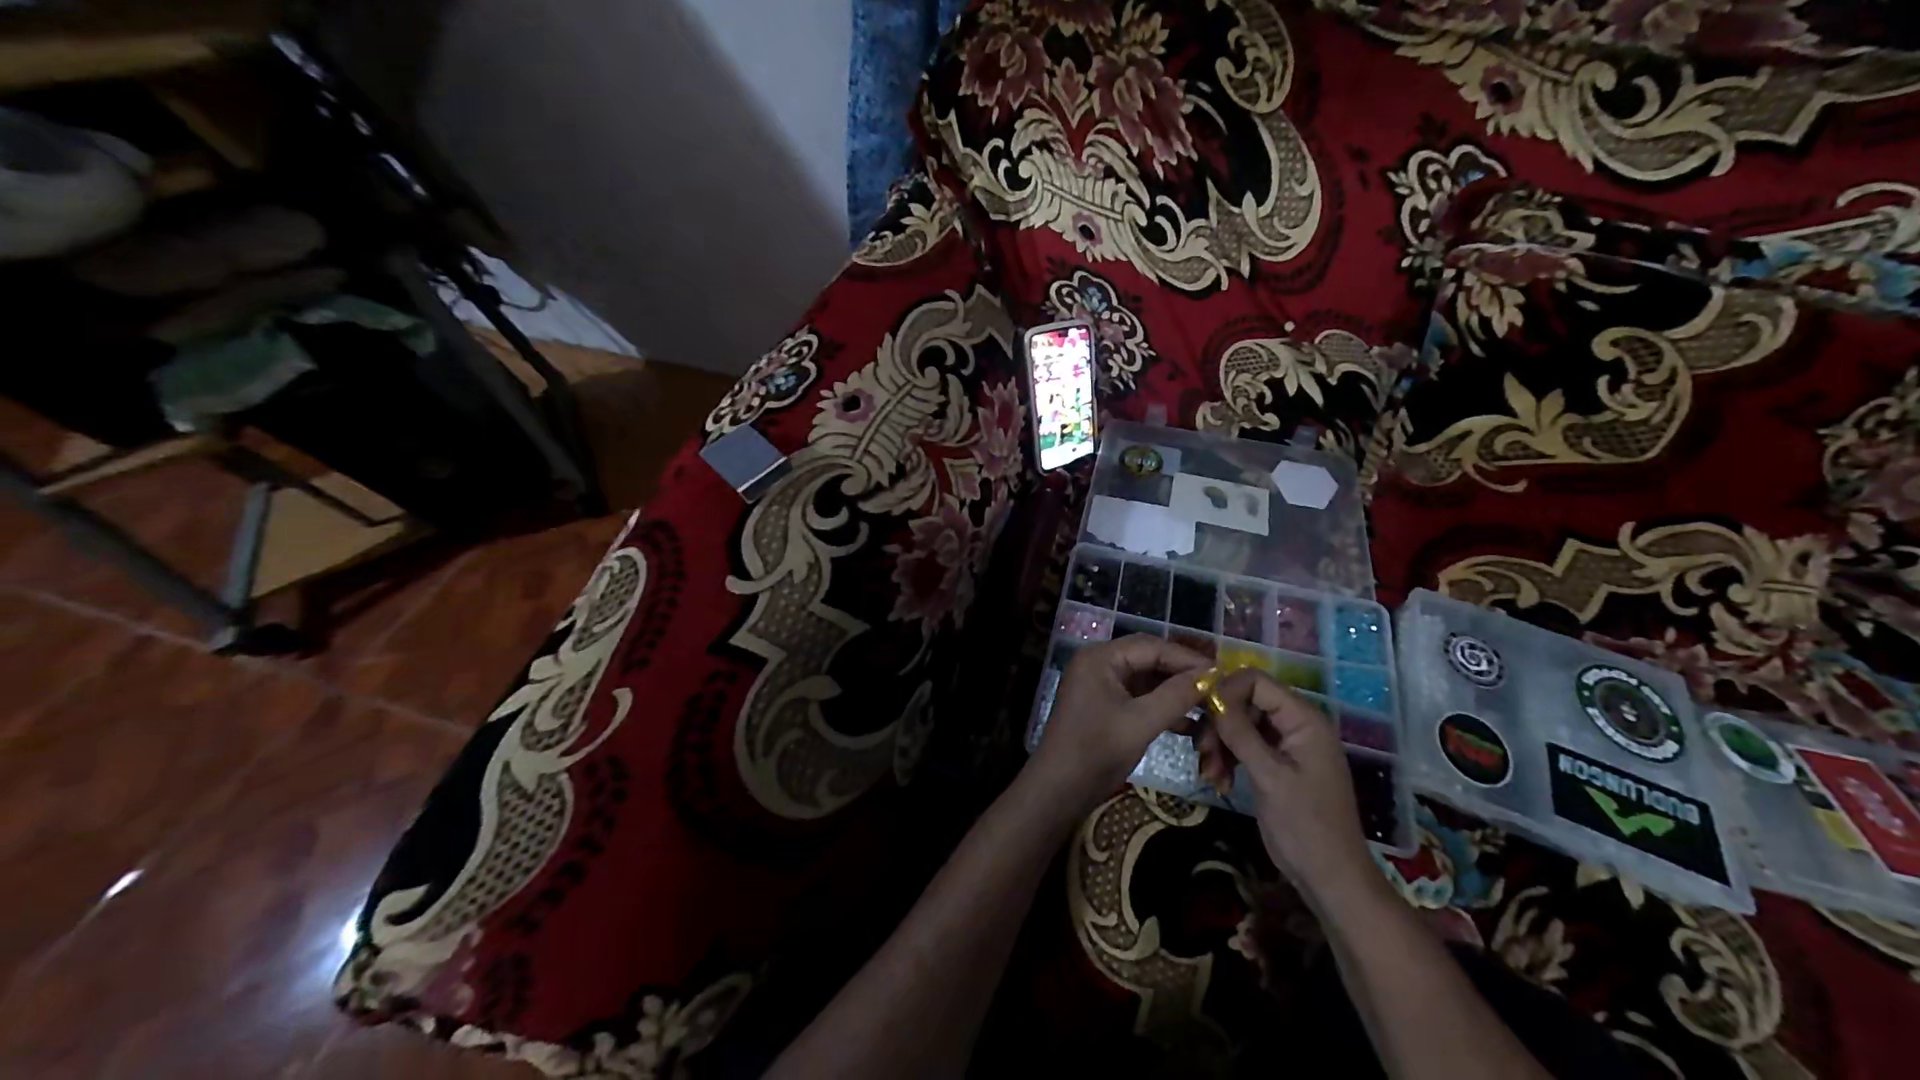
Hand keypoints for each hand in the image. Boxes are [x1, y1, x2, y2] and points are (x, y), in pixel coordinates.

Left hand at [1030, 634, 1210, 815]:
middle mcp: (1100, 664)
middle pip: (1151, 660)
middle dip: (1184, 674)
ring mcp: (1102, 685)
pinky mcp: (1107, 706)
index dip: (1188, 658)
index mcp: (1100, 657)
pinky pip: (1141, 698)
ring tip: (1211, 706)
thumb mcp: (1141, 722)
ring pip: (1148, 680)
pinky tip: (1192, 724)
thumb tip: (1211, 676)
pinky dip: (1164, 708)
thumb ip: (1176, 696)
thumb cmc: (1096, 751)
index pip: (1152, 646)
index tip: (1222, 673)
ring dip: (1176, 693)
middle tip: (1220, 688)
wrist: (1059, 790)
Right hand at [1201, 670, 1379, 903]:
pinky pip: (1244, 746)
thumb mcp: (1269, 776)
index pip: (1255, 681)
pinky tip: (1219, 781)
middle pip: (1244, 702)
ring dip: (1219, 746)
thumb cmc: (1305, 825)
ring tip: (1210, 774)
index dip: (1225, 691)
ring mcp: (1286, 744)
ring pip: (1239, 724)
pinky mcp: (1275, 763)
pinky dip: (1227, 759)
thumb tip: (1212, 696)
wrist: (1329, 876)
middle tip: (1202, 754)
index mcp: (1304, 719)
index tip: (1202, 716)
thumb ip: (1240, 733)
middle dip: (1219, 725)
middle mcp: (1296, 724)